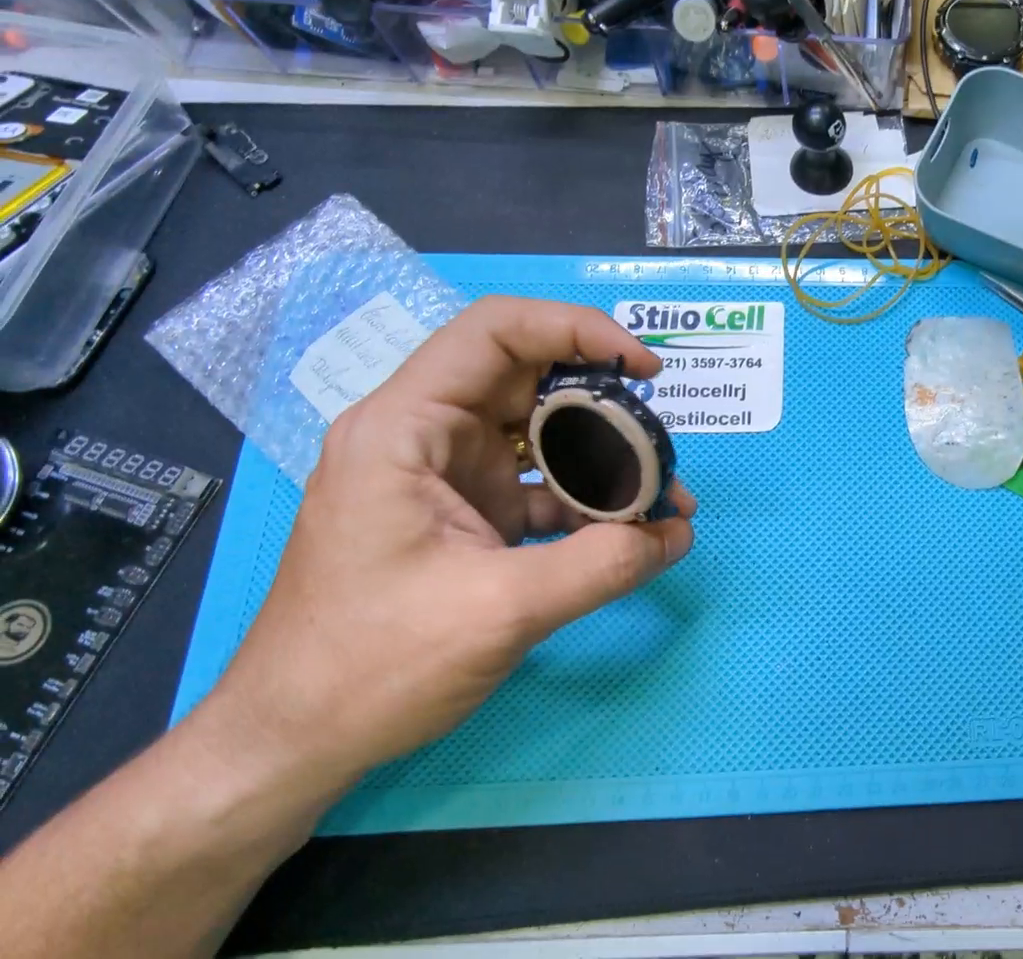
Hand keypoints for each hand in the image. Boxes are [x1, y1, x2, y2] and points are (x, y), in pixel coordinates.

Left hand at [197, 296, 696, 793]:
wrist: (295, 741)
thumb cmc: (371, 665)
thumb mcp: (501, 610)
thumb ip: (602, 565)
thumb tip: (678, 534)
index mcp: (406, 428)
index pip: (496, 333)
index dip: (579, 330)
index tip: (647, 370)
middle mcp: (426, 437)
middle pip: (532, 382)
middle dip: (608, 408)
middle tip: (663, 447)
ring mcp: (447, 478)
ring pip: (544, 437)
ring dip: (608, 462)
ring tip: (665, 499)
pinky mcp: (466, 519)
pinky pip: (541, 488)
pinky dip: (590, 505)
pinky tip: (633, 534)